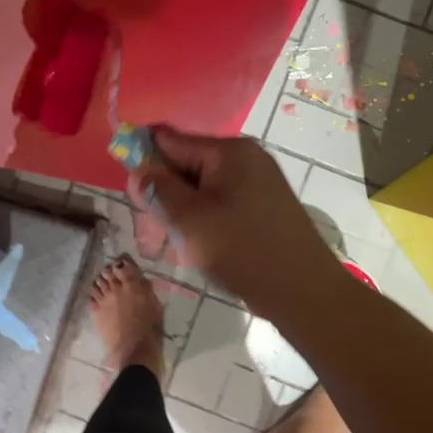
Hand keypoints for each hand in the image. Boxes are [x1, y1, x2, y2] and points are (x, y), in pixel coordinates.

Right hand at [133, 126, 349, 311]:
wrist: (305, 292)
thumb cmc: (243, 251)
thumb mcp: (189, 220)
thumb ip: (158, 190)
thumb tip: (138, 171)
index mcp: (229, 151)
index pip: (170, 139)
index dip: (142, 159)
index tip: (127, 190)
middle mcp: (246, 159)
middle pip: (186, 165)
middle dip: (163, 194)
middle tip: (150, 233)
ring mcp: (258, 183)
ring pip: (201, 189)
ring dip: (180, 213)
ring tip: (173, 248)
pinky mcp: (264, 208)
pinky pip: (220, 204)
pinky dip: (203, 222)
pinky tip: (197, 249)